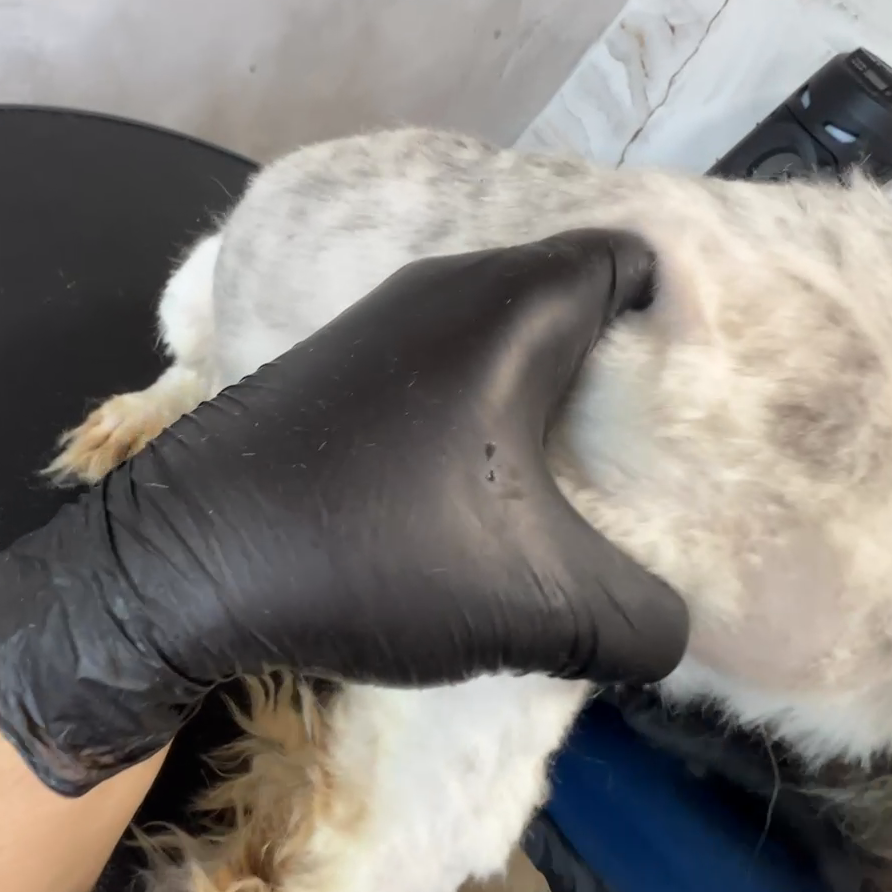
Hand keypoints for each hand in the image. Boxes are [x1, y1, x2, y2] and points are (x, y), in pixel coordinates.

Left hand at [0, 229, 689, 794]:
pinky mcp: (328, 368)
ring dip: (533, 404)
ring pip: (495, 344)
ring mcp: (372, 323)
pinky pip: (434, 371)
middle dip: (613, 377)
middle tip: (651, 457)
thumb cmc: (369, 551)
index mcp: (507, 303)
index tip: (704, 403)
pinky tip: (471, 481)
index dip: (686, 326)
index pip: (636, 268)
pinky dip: (468, 413)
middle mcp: (438, 287)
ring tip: (569, 481)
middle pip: (567, 307)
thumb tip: (665, 623)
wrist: (186, 562)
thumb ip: (643, 620)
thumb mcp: (540, 607)